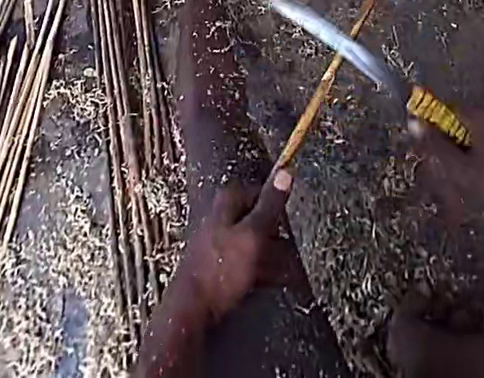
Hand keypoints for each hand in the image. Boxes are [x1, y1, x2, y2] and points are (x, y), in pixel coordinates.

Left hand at [171, 169, 296, 323]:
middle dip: (276, 236)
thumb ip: (271, 204)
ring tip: (289, 272)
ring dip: (272, 256)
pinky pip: (245, 265)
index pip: (258, 192)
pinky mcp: (217, 268)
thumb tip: (286, 171)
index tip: (290, 220)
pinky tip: (271, 282)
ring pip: (252, 244)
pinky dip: (260, 271)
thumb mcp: (253, 233)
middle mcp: (220, 218)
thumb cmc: (221, 268)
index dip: (276, 205)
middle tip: (293, 250)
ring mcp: (217, 244)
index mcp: (227, 203)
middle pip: (256, 220)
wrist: (190, 312)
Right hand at [407, 105, 483, 218]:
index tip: (431, 145)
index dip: (437, 126)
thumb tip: (414, 123)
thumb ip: (436, 144)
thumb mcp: (459, 168)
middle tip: (449, 164)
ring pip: (482, 133)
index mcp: (482, 116)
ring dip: (471, 147)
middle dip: (454, 139)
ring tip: (468, 173)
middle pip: (465, 121)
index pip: (449, 110)